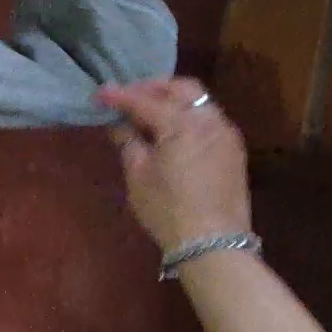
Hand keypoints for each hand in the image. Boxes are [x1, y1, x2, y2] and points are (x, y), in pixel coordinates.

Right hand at [94, 77, 250, 251]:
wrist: (214, 243)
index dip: (118, 96)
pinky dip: (187, 116)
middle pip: (182, 88)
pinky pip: (208, 120)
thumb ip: (128, 141)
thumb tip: (118, 123)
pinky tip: (170, 132)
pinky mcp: (233, 150)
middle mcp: (210, 122)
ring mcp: (226, 135)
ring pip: (198, 102)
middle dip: (152, 88)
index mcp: (182, 126)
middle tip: (127, 98)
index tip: (98, 94)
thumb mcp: (138, 174)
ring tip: (147, 114)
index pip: (144, 101)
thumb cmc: (167, 209)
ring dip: (171, 101)